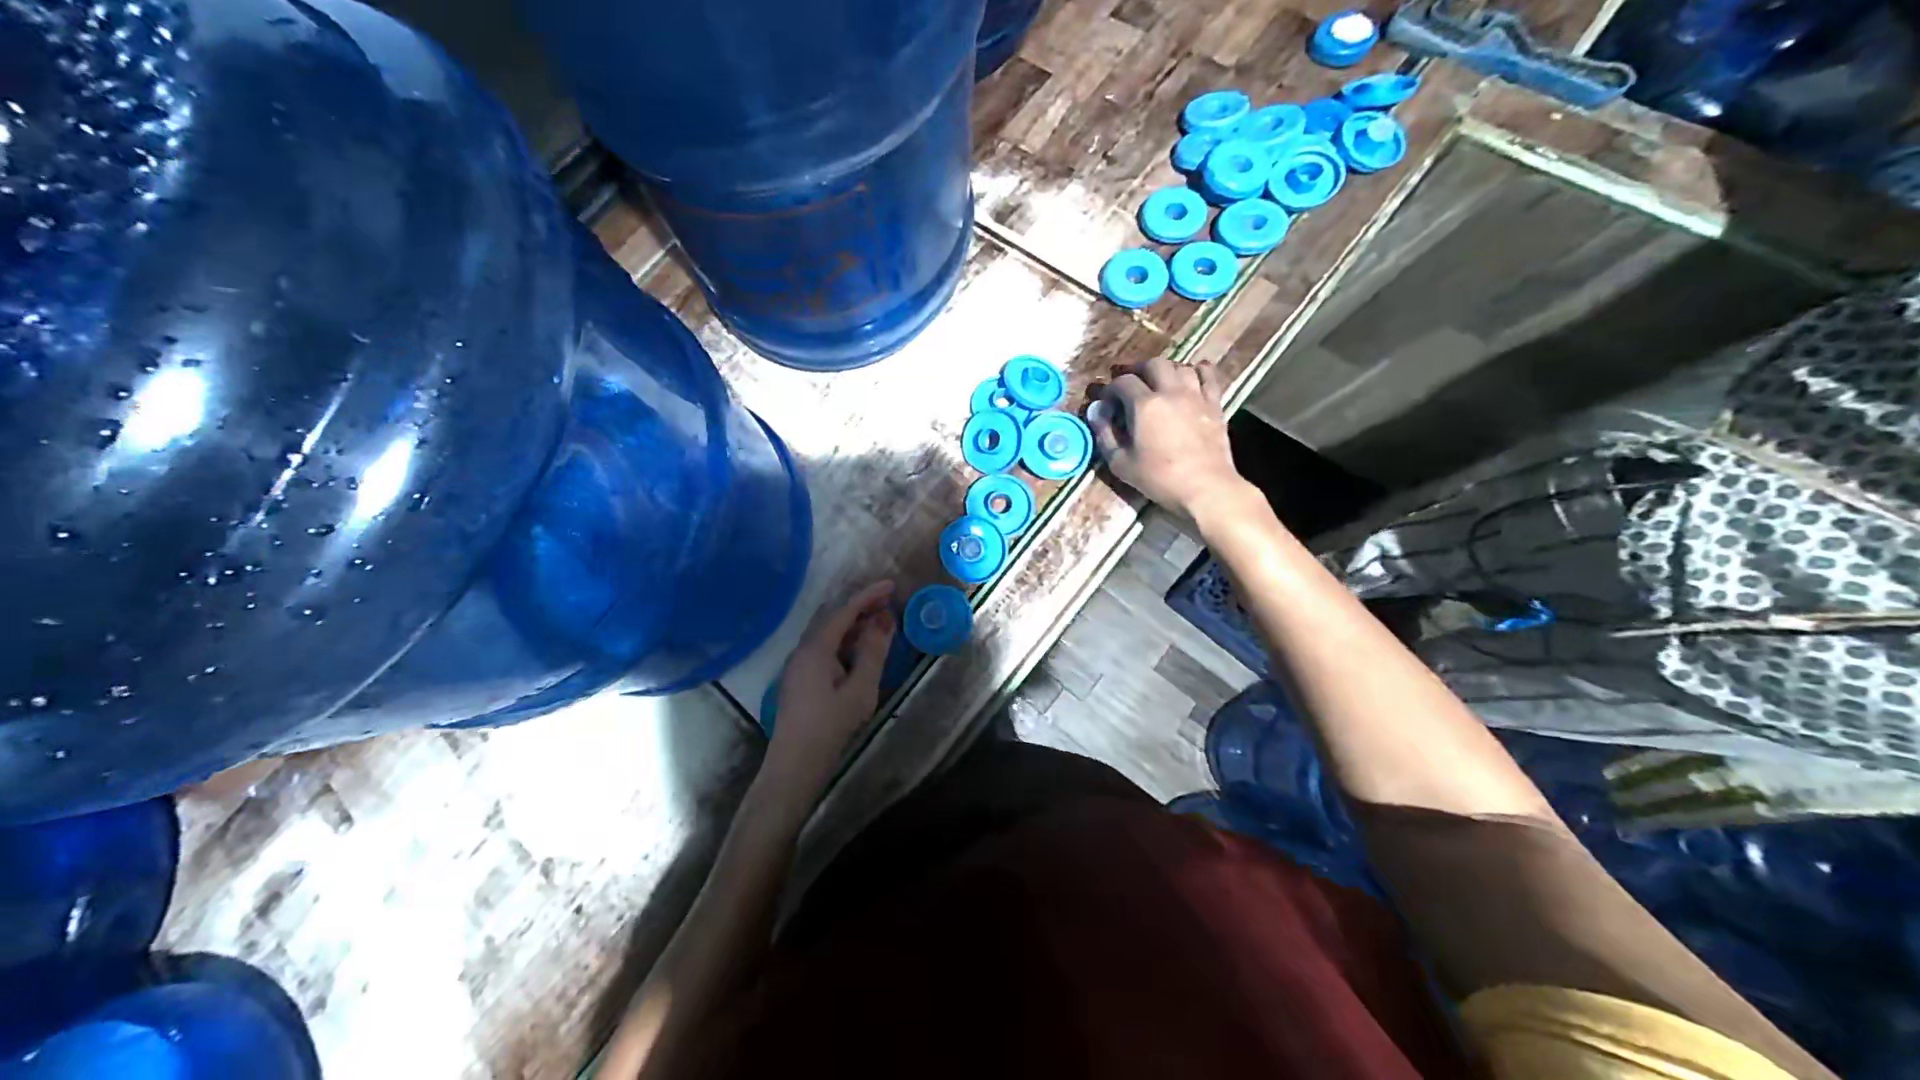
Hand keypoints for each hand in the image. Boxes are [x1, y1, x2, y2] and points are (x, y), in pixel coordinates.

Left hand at [766, 581, 895, 783]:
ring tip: (878, 623)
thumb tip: (883, 621)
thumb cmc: (830, 726)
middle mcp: (802, 649)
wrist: (795, 763)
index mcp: (816, 648)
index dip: (868, 595)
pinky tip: (859, 650)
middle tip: (886, 602)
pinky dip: (843, 639)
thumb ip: (872, 652)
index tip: (891, 585)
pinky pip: (824, 647)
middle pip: (831, 616)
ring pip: (826, 632)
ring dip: (851, 623)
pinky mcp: (800, 678)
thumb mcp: (860, 689)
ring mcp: (798, 664)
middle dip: (859, 605)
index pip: (844, 611)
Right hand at [1090, 356, 1247, 518]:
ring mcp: (1196, 395)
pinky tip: (1191, 377)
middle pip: (1153, 364)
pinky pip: (1208, 375)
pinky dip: (1197, 370)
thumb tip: (1096, 410)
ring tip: (1158, 383)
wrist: (1205, 488)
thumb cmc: (1159, 478)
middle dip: (1138, 370)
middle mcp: (1170, 391)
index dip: (1111, 388)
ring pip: (1180, 366)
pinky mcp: (1214, 404)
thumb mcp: (1120, 463)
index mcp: (1144, 405)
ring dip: (1165, 370)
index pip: (1123, 382)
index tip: (1108, 402)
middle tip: (1131, 384)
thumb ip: (1104, 433)